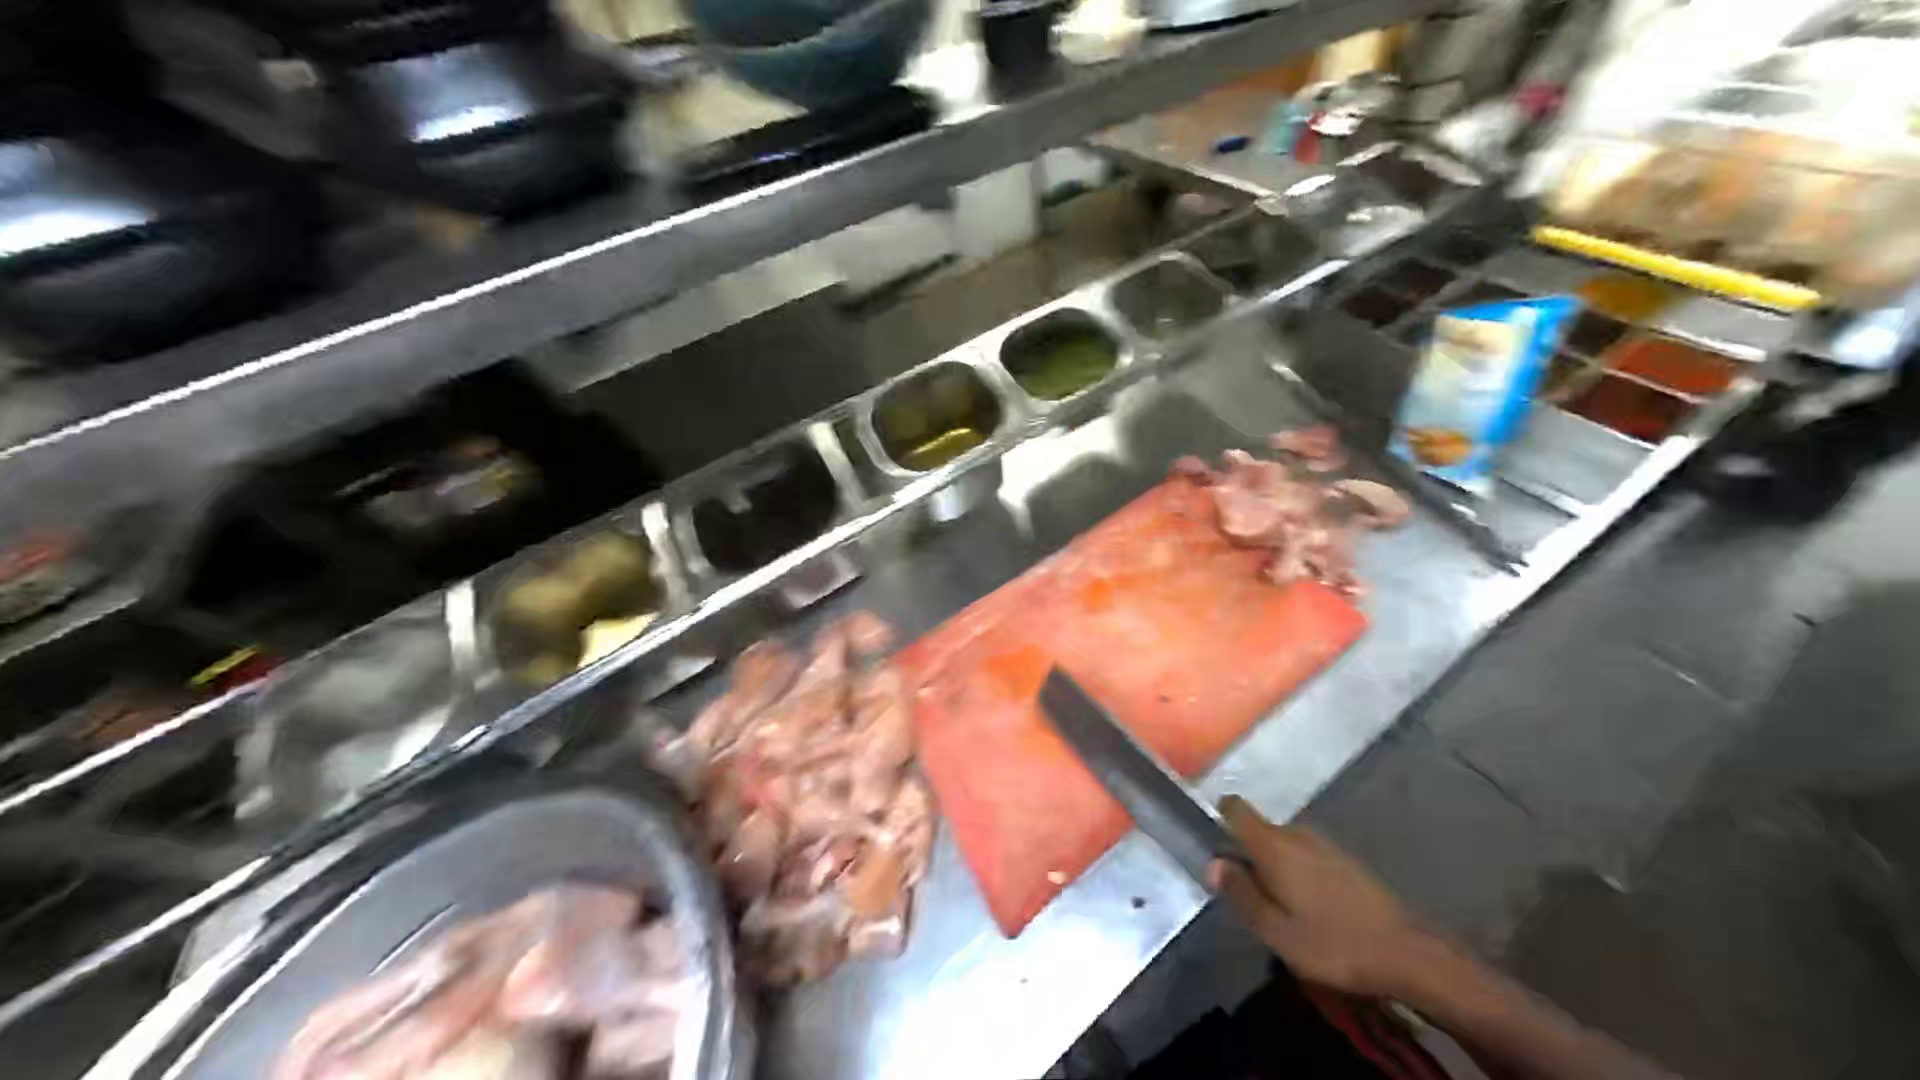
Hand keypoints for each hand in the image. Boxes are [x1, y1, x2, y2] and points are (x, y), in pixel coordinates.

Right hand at [1209, 795, 1449, 998]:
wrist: (1411, 954)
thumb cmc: (1335, 943)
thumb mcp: (1277, 931)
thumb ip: (1241, 894)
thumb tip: (1214, 864)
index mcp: (1273, 844)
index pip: (1235, 808)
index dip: (1218, 818)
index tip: (1214, 845)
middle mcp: (1297, 833)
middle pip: (1259, 831)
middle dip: (1250, 856)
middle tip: (1251, 897)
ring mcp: (1325, 844)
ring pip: (1284, 846)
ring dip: (1277, 868)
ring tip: (1283, 908)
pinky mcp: (1346, 860)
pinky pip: (1307, 856)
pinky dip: (1300, 874)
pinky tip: (1313, 909)